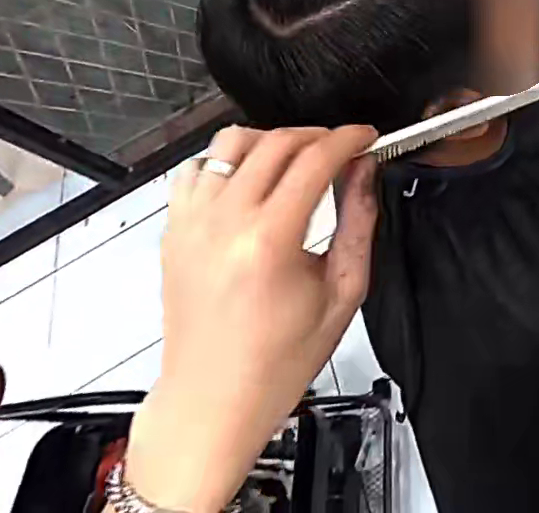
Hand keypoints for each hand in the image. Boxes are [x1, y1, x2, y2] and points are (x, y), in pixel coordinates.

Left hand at [126, 126, 379, 511]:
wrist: (211, 402)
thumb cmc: (274, 363)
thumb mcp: (340, 296)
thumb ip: (358, 224)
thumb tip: (363, 173)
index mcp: (269, 240)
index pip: (315, 158)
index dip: (347, 138)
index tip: (363, 138)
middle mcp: (225, 221)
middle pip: (277, 141)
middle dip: (317, 135)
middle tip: (338, 149)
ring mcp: (193, 220)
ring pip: (233, 140)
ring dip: (271, 140)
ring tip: (292, 161)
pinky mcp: (175, 226)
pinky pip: (197, 167)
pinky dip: (226, 161)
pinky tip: (246, 180)